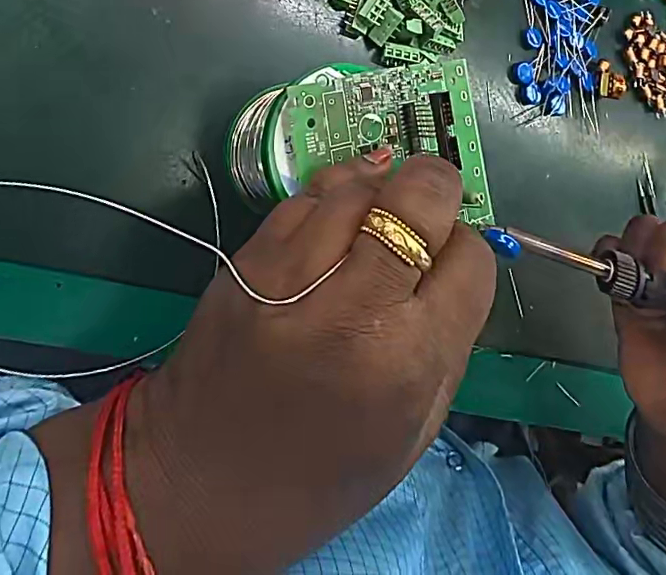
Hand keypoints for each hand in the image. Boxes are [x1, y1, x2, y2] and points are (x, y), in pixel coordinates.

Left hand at [32, 153, 494, 573]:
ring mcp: (290, 273)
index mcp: (404, 361)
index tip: (453, 258)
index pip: (469, 260)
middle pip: (417, 199)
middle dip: (436, 189)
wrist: (196, 480)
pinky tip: (338, 212)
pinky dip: (334, 193)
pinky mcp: (248, 256)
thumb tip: (456, 255)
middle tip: (430, 203)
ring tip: (382, 212)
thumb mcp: (414, 428)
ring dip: (382, 187)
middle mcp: (350, 305)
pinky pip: (307, 194)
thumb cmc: (321, 475)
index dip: (468, 250)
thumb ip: (448, 336)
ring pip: (359, 184)